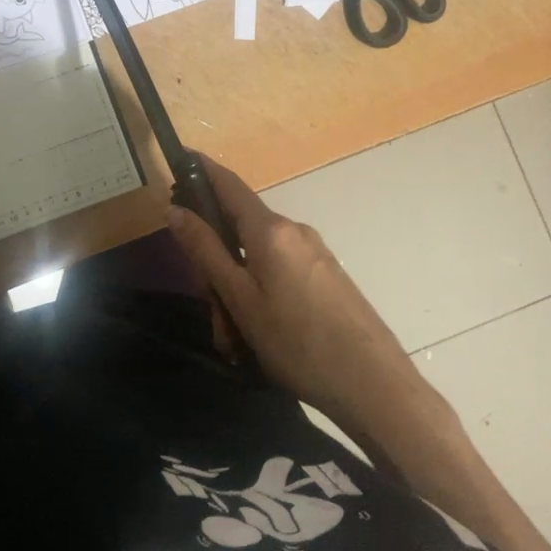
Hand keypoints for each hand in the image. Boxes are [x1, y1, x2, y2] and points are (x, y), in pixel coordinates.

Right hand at [165, 154, 451, 446]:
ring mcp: (315, 256)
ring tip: (238, 341)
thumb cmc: (298, 342)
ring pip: (257, 259)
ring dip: (237, 292)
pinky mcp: (328, 280)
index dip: (200, 170)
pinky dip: (261, 299)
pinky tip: (262, 339)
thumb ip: (204, 250)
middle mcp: (295, 232)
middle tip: (214, 313)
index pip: (228, 183)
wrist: (377, 389)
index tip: (177, 161)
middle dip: (216, 265)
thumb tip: (173, 208)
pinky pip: (279, 275)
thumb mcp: (239, 298)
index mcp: (270, 230)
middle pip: (238, 231)